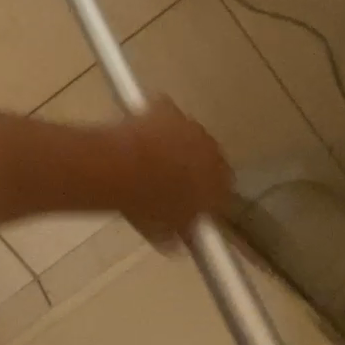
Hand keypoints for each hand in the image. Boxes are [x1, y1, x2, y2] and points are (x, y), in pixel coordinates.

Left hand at [99, 97, 231, 242]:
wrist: (123, 167)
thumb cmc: (146, 204)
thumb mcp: (166, 231)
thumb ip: (181, 231)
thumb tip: (179, 237)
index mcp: (222, 186)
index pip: (220, 190)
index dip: (200, 191)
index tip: (183, 194)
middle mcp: (215, 153)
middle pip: (206, 157)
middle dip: (188, 163)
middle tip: (162, 172)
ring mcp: (191, 127)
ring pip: (186, 133)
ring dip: (172, 140)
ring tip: (147, 151)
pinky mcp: (168, 107)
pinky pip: (164, 112)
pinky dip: (154, 117)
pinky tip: (137, 128)